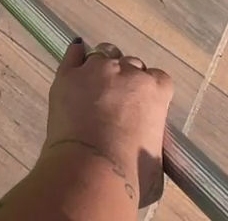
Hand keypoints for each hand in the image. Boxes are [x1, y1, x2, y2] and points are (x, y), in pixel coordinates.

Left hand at [43, 39, 173, 206]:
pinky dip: (77, 54)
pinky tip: (77, 56)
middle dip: (128, 79)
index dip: (153, 91)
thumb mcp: (157, 160)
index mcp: (154, 92)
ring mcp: (95, 69)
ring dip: (105, 65)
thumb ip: (152, 138)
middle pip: (132, 64)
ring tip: (99, 84)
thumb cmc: (131, 174)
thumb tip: (145, 141)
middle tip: (120, 101)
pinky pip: (74, 53)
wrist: (90, 170)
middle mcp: (126, 72)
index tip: (146, 104)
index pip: (160, 79)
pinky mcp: (67, 73)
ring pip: (104, 53)